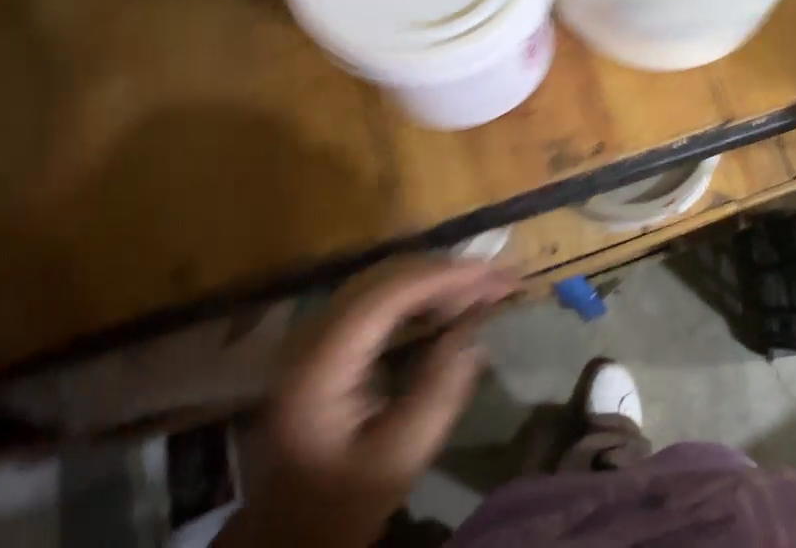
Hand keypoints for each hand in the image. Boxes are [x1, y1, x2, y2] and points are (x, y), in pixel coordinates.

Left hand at [226, 258, 515, 547]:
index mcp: (321, 366)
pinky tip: (453, 303)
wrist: (294, 524)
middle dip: (447, 272)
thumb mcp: (400, 455)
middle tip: (501, 279)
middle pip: (384, 278)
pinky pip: (378, 298)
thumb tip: (477, 330)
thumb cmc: (346, 497)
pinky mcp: (327, 341)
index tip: (494, 276)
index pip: (385, 297)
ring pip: (382, 281)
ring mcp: (315, 335)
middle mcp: (310, 337)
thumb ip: (439, 390)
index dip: (443, 278)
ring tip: (487, 288)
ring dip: (436, 279)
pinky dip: (420, 293)